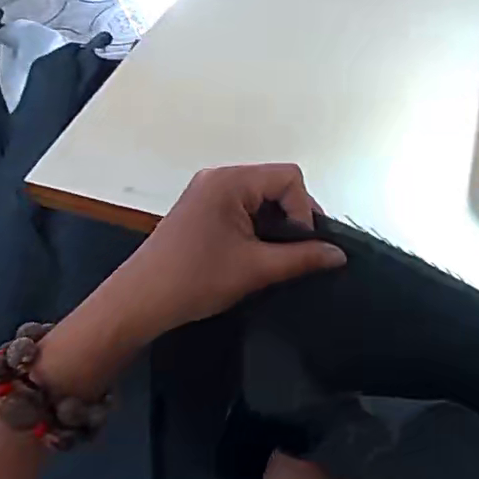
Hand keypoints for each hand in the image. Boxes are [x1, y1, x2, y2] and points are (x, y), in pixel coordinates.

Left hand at [84, 164, 346, 342]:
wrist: (139, 302)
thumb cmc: (195, 280)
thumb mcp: (256, 269)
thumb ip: (303, 258)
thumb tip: (339, 254)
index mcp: (230, 181)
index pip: (289, 177)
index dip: (304, 209)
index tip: (303, 245)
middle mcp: (218, 177)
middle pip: (276, 183)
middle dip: (293, 216)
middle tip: (299, 252)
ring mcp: (207, 191)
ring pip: (260, 196)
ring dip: (275, 223)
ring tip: (278, 255)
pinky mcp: (201, 207)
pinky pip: (242, 206)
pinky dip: (257, 225)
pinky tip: (257, 252)